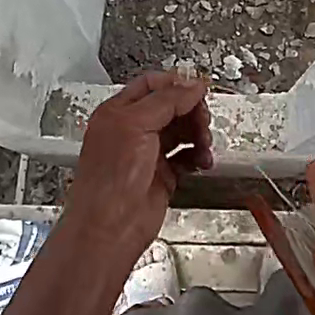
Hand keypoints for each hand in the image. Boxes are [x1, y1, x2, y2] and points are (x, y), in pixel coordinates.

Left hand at [65, 72, 212, 264]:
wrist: (110, 228)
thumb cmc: (110, 180)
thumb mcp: (136, 126)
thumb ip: (167, 100)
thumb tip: (192, 85)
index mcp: (119, 113)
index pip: (152, 86)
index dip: (177, 85)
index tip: (199, 91)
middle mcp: (133, 130)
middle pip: (172, 107)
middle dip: (192, 111)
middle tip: (203, 121)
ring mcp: (148, 152)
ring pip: (183, 130)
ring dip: (199, 134)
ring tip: (204, 144)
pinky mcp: (163, 174)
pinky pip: (188, 156)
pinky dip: (199, 155)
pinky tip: (202, 161)